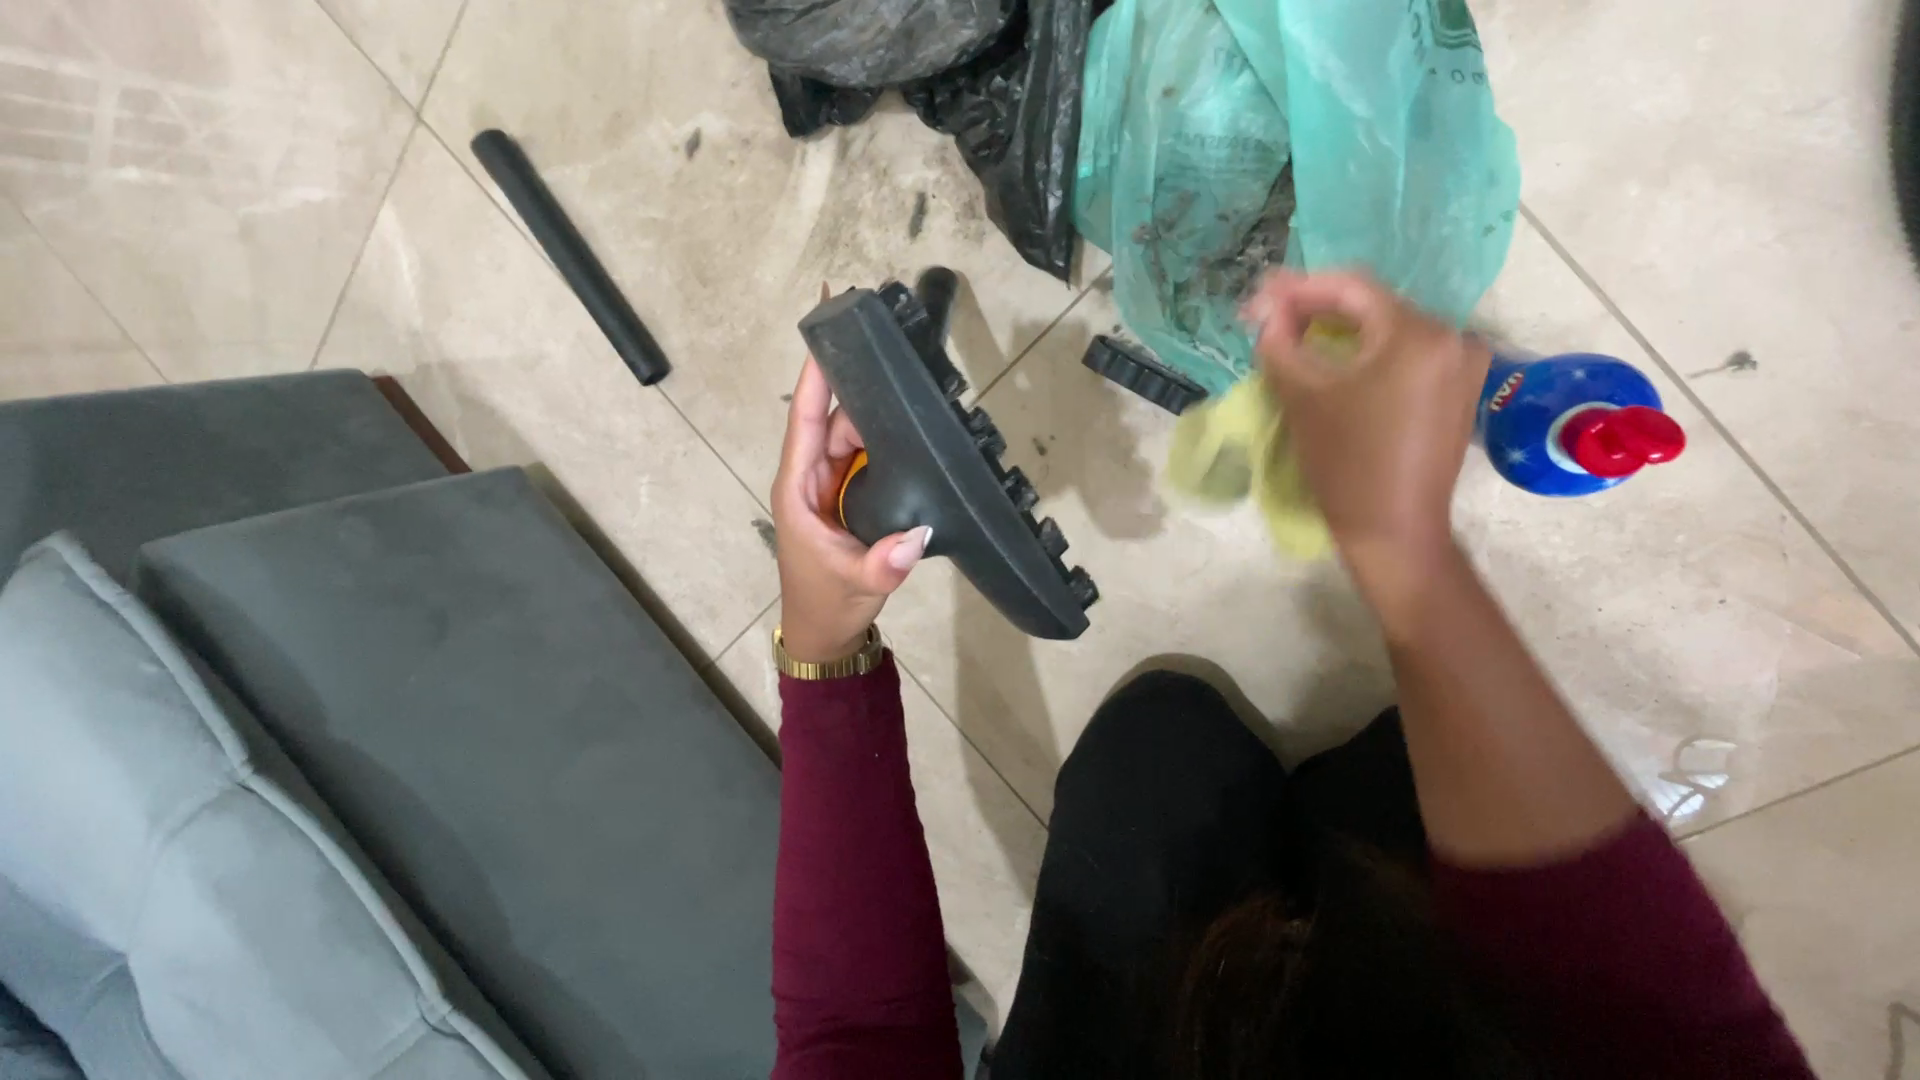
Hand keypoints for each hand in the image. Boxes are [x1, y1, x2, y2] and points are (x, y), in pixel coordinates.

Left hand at [772, 356, 930, 662]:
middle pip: (837, 419)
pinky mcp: (854, 497)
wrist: (827, 632)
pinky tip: (916, 430)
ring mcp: (834, 486)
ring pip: (856, 437)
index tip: (829, 329)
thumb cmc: (826, 602)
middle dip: (862, 389)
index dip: (815, 375)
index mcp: (799, 487)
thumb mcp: (855, 584)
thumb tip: (916, 536)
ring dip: (881, 418)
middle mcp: (814, 477)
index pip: (806, 419)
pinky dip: (889, 444)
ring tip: (918, 390)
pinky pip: (870, 459)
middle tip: (901, 357)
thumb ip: (883, 564)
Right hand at [1244, 270, 1487, 613]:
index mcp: (1417, 334)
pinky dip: (1367, 353)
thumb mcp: (1302, 396)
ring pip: (1388, 329)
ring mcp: (1463, 364)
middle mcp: (1452, 336)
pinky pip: (1405, 354)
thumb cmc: (1345, 463)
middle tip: (1270, 317)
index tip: (1258, 299)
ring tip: (1295, 337)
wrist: (1394, 529)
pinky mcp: (1459, 389)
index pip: (1351, 288)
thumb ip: (1280, 341)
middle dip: (1318, 309)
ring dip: (1341, 330)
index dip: (1298, 288)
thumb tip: (1268, 311)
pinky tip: (1334, 361)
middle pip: (1373, 306)